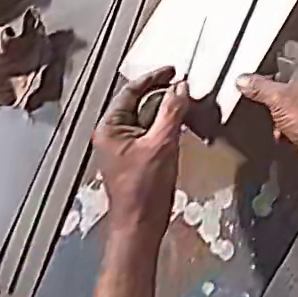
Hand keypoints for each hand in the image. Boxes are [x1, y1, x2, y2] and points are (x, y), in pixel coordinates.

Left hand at [95, 66, 192, 246]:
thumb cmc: (143, 190)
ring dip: (168, 109)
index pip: (131, 91)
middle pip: (141, 102)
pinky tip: (183, 123)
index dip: (153, 78)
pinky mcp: (139, 156)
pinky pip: (154, 131)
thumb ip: (172, 111)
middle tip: (185, 86)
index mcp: (110, 128)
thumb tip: (180, 87)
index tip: (172, 70)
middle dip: (164, 94)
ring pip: (149, 116)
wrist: (141, 226)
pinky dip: (169, 124)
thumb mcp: (162, 144)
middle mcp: (114, 135)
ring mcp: (126, 146)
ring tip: (187, 103)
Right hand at [235, 42, 297, 175]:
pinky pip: (291, 114)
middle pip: (283, 75)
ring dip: (275, 108)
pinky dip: (283, 122)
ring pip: (285, 96)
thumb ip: (259, 88)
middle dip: (269, 87)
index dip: (271, 56)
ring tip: (270, 116)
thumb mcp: (278, 99)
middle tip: (255, 93)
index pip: (288, 49)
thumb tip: (242, 80)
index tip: (254, 65)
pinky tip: (279, 131)